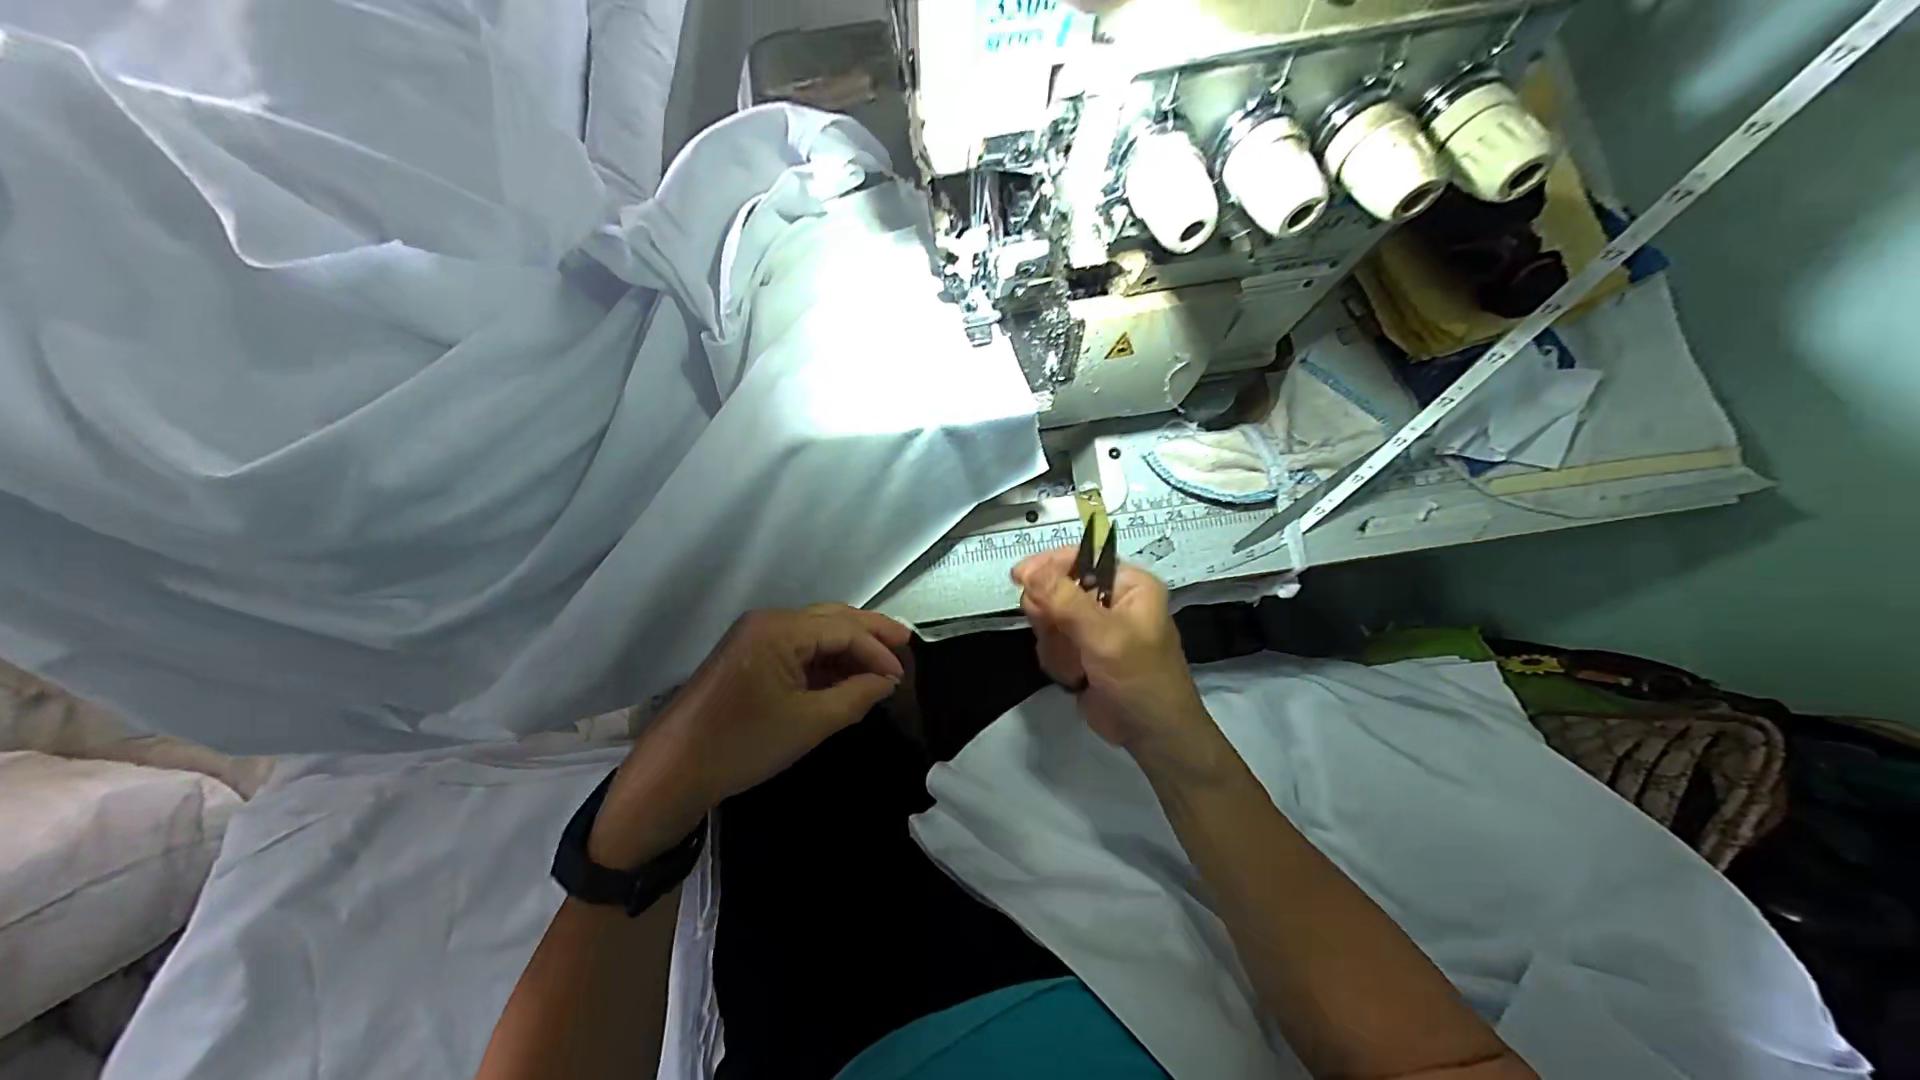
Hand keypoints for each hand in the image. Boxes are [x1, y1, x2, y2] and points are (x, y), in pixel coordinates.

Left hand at [588, 604, 908, 868]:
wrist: (673, 772)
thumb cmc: (742, 745)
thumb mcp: (808, 723)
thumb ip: (855, 696)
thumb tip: (886, 681)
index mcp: (779, 629)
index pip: (843, 629)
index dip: (878, 651)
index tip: (902, 677)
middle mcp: (767, 622)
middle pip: (830, 618)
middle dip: (869, 632)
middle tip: (906, 643)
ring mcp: (754, 637)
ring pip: (815, 632)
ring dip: (849, 647)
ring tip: (883, 661)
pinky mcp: (748, 656)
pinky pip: (797, 648)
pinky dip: (825, 660)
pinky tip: (846, 675)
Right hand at [1011, 548, 1222, 774]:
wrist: (1152, 736)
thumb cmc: (1140, 679)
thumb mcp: (1105, 637)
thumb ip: (1066, 601)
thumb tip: (1029, 570)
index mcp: (1128, 584)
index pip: (1080, 558)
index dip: (1048, 565)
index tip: (1020, 577)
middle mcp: (1109, 599)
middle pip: (1056, 587)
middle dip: (1052, 616)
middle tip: (1054, 631)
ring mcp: (1092, 626)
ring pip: (1047, 618)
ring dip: (1056, 646)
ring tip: (1078, 666)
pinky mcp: (1079, 650)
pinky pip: (1049, 642)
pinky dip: (1058, 661)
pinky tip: (1077, 677)